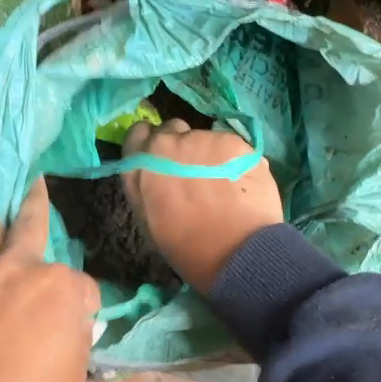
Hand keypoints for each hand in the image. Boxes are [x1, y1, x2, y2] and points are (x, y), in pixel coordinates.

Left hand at [0, 180, 100, 381]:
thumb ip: (73, 333)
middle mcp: (17, 269)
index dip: (83, 306)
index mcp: (59, 287)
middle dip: (36, 203)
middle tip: (35, 182)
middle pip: (30, 225)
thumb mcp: (73, 373)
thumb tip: (66, 319)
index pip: (81, 285)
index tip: (78, 326)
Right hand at [121, 119, 283, 292]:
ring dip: (210, 153)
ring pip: (206, 138)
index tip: (161, 158)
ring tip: (223, 184)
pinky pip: (232, 146)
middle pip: (173, 130)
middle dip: (182, 145)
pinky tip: (242, 184)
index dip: (150, 144)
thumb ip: (145, 185)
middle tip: (194, 173)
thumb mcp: (147, 218)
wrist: (234, 252)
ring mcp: (204, 138)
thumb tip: (153, 172)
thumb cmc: (185, 246)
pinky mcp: (235, 142)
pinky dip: (235, 160)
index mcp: (141, 163)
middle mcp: (169, 142)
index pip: (138, 133)